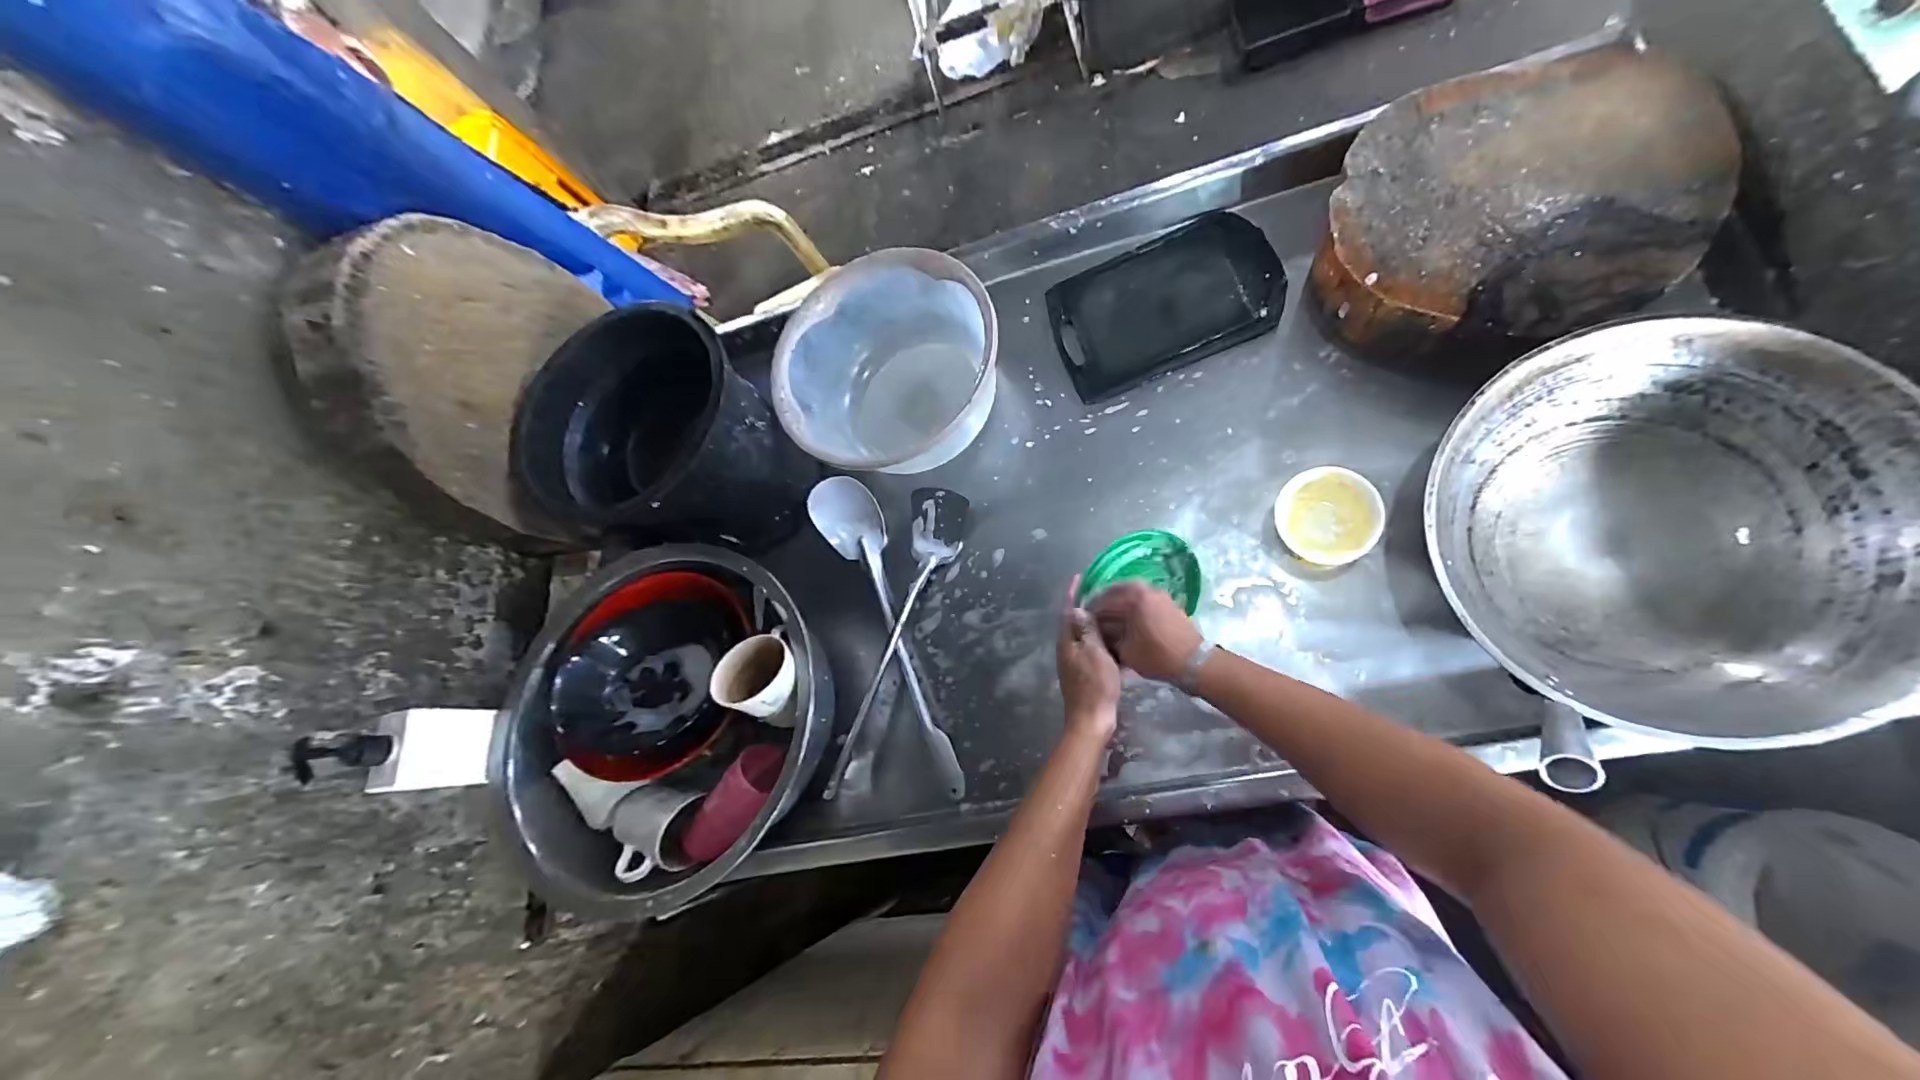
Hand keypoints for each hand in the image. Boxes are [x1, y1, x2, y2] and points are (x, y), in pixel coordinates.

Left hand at [1057, 575, 1119, 739]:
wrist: (1092, 721)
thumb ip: (1087, 631)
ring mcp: (1075, 663)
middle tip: (1101, 592)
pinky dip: (1104, 643)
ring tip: (1113, 612)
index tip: (1079, 577)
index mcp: (1067, 642)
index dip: (1073, 594)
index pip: (1068, 612)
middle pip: (1075, 623)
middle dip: (1086, 607)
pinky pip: (1094, 651)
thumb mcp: (1094, 653)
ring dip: (1096, 625)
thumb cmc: (1095, 685)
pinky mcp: (1085, 674)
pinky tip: (1117, 641)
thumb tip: (1078, 609)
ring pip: (1086, 637)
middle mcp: (1067, 650)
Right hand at [1087, 580, 1203, 682]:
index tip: (1082, 622)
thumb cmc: (1157, 656)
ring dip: (1117, 608)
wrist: (1195, 663)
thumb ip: (1105, 635)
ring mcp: (1159, 594)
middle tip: (1093, 622)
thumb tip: (1092, 627)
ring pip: (1129, 597)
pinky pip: (1142, 601)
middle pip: (1116, 593)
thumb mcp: (1124, 650)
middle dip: (1103, 607)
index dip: (1090, 611)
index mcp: (1134, 595)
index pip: (1102, 598)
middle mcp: (1146, 589)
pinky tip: (1126, 625)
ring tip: (1109, 625)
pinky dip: (1131, 610)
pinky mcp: (1167, 603)